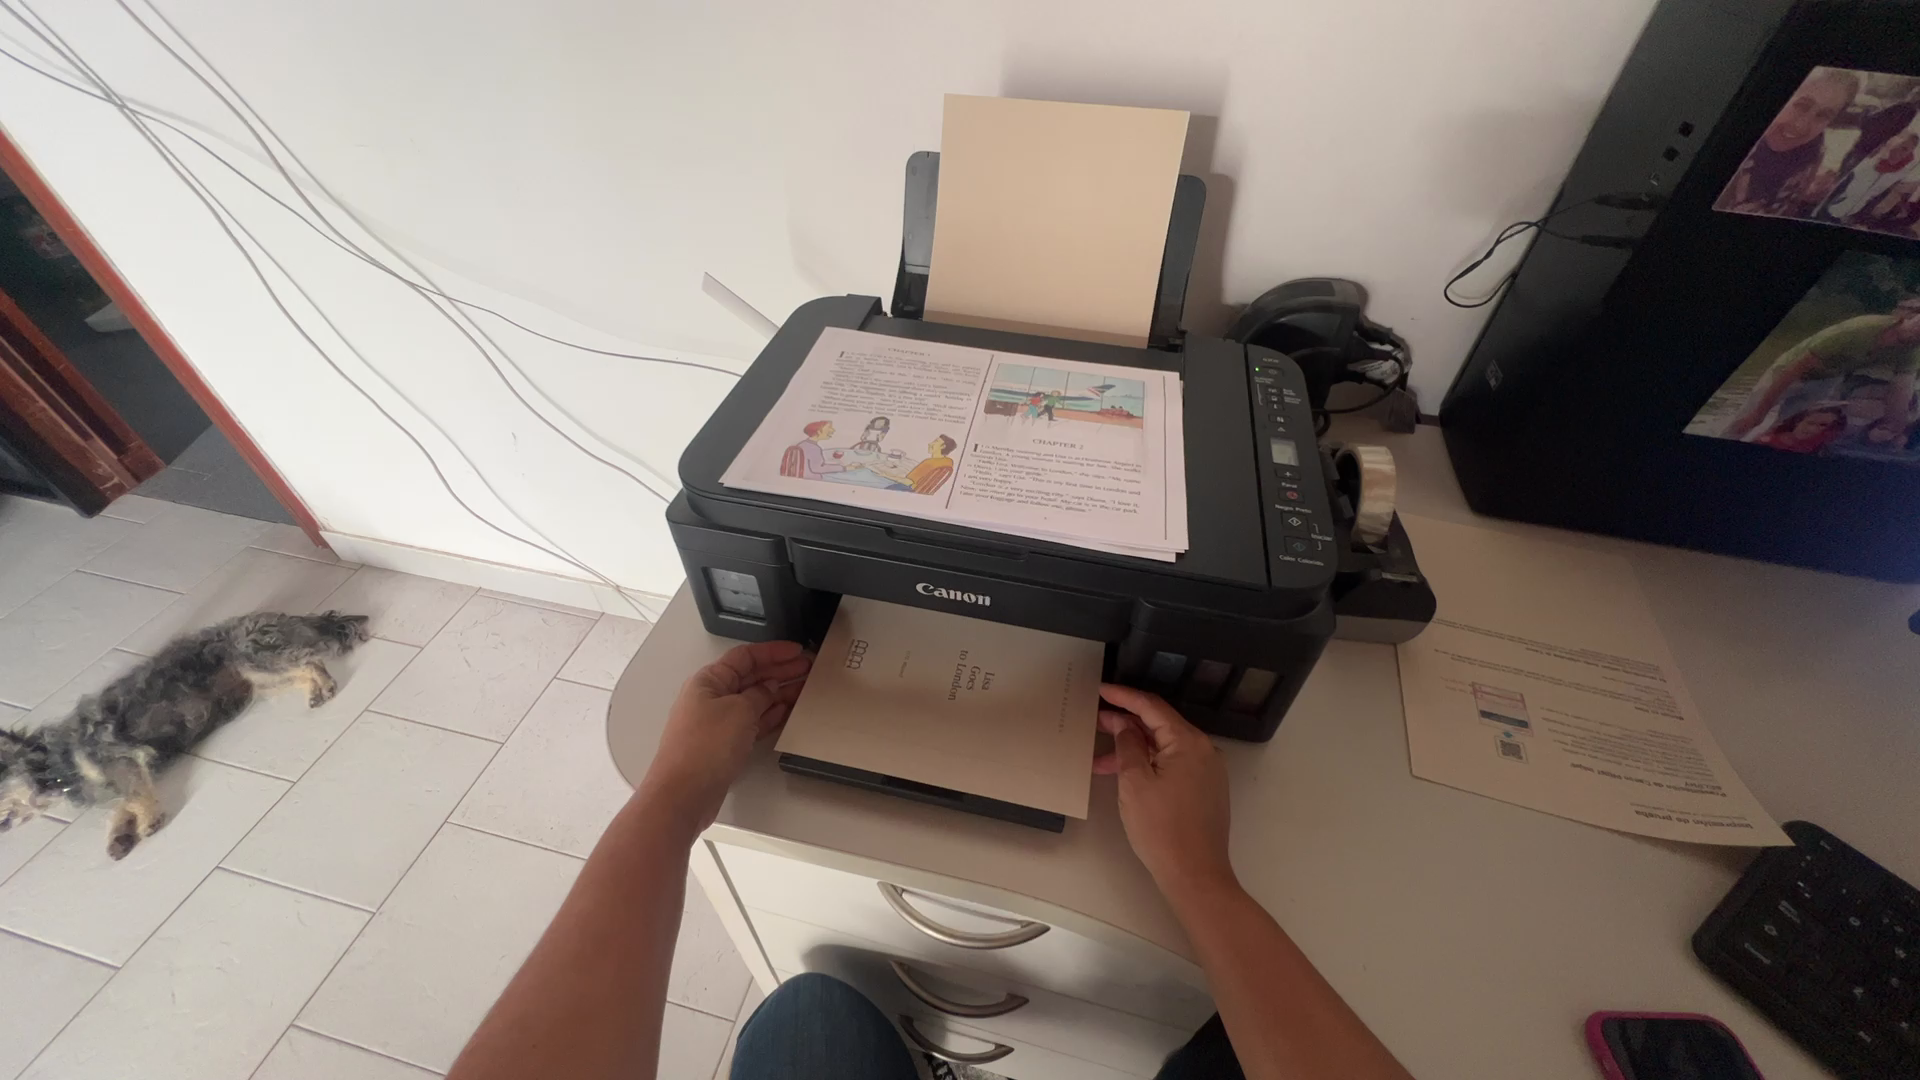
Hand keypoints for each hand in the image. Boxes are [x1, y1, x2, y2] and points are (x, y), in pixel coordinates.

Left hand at [641, 641, 811, 832]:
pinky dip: (769, 715)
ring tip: (806, 689)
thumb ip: (760, 694)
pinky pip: (752, 722)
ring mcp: (718, 722)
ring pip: (754, 700)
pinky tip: (787, 712)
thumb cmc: (707, 745)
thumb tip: (769, 687)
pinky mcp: (724, 744)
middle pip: (751, 677)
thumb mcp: (740, 710)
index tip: (798, 650)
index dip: (774, 651)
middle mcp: (711, 697)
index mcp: (709, 680)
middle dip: (780, 671)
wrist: (684, 794)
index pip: (745, 656)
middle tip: (809, 668)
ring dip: (778, 693)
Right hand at [1092, 683, 1234, 897]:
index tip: (1100, 689)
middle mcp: (1203, 750)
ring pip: (1164, 747)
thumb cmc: (1162, 828)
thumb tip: (1125, 726)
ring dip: (1133, 748)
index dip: (1123, 696)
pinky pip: (1172, 764)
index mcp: (1188, 742)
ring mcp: (1206, 771)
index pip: (1152, 707)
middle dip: (1126, 723)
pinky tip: (1124, 774)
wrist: (1196, 876)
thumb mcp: (1135, 782)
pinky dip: (1148, 764)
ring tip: (1100, 758)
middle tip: (1095, 720)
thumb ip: (1128, 746)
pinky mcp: (1204, 789)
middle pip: (1160, 725)